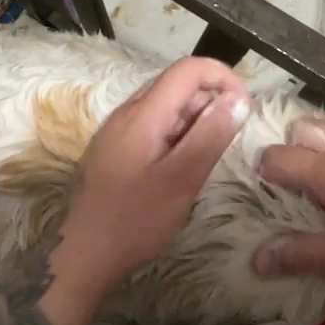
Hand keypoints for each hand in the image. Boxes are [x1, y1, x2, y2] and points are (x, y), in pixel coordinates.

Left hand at [55, 57, 250, 299]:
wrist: (81, 257)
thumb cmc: (135, 221)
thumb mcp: (182, 180)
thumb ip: (210, 135)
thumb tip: (239, 97)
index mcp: (143, 113)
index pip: (188, 68)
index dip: (222, 77)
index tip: (243, 108)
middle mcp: (126, 112)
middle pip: (176, 84)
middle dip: (209, 102)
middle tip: (223, 145)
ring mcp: (117, 130)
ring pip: (165, 106)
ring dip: (193, 122)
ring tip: (200, 163)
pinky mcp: (114, 149)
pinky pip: (151, 126)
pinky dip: (175, 136)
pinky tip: (177, 170)